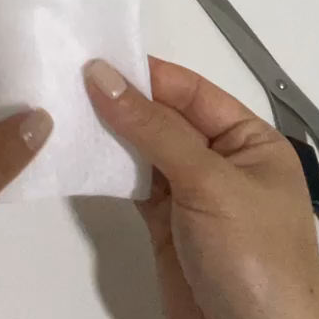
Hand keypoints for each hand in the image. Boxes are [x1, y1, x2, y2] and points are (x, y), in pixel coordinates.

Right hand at [85, 57, 318, 318]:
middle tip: (66, 77)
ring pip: (142, 147)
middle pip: (163, 116)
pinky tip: (77, 149)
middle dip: (121, 100)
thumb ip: (153, 128)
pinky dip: (105, 166)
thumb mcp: (210, 184)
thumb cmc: (255, 261)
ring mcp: (191, 193)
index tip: (94, 57)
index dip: (144, 74)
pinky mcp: (164, 223)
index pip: (190, 91)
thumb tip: (101, 75)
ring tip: (62, 106)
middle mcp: (220, 160)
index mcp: (250, 141)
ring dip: (108, 131)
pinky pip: (131, 181)